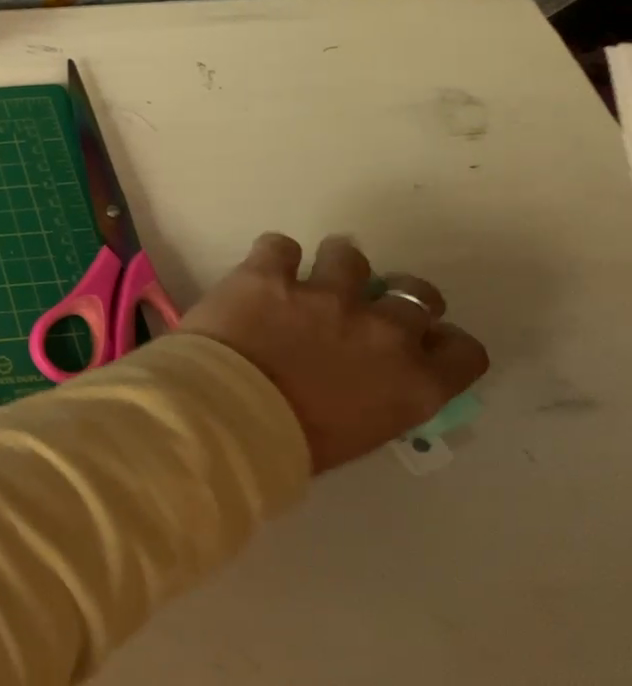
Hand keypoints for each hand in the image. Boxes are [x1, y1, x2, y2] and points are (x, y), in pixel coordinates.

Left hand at [180, 234, 488, 473]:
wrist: (227, 413)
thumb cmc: (289, 442)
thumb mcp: (358, 434)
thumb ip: (377, 398)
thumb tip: (364, 381)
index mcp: (416, 382)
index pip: (462, 349)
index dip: (436, 339)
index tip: (413, 339)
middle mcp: (382, 331)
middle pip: (415, 293)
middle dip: (393, 294)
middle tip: (362, 303)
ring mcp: (324, 296)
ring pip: (348, 256)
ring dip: (333, 263)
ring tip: (308, 273)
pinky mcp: (268, 276)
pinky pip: (278, 246)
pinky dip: (270, 255)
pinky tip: (260, 270)